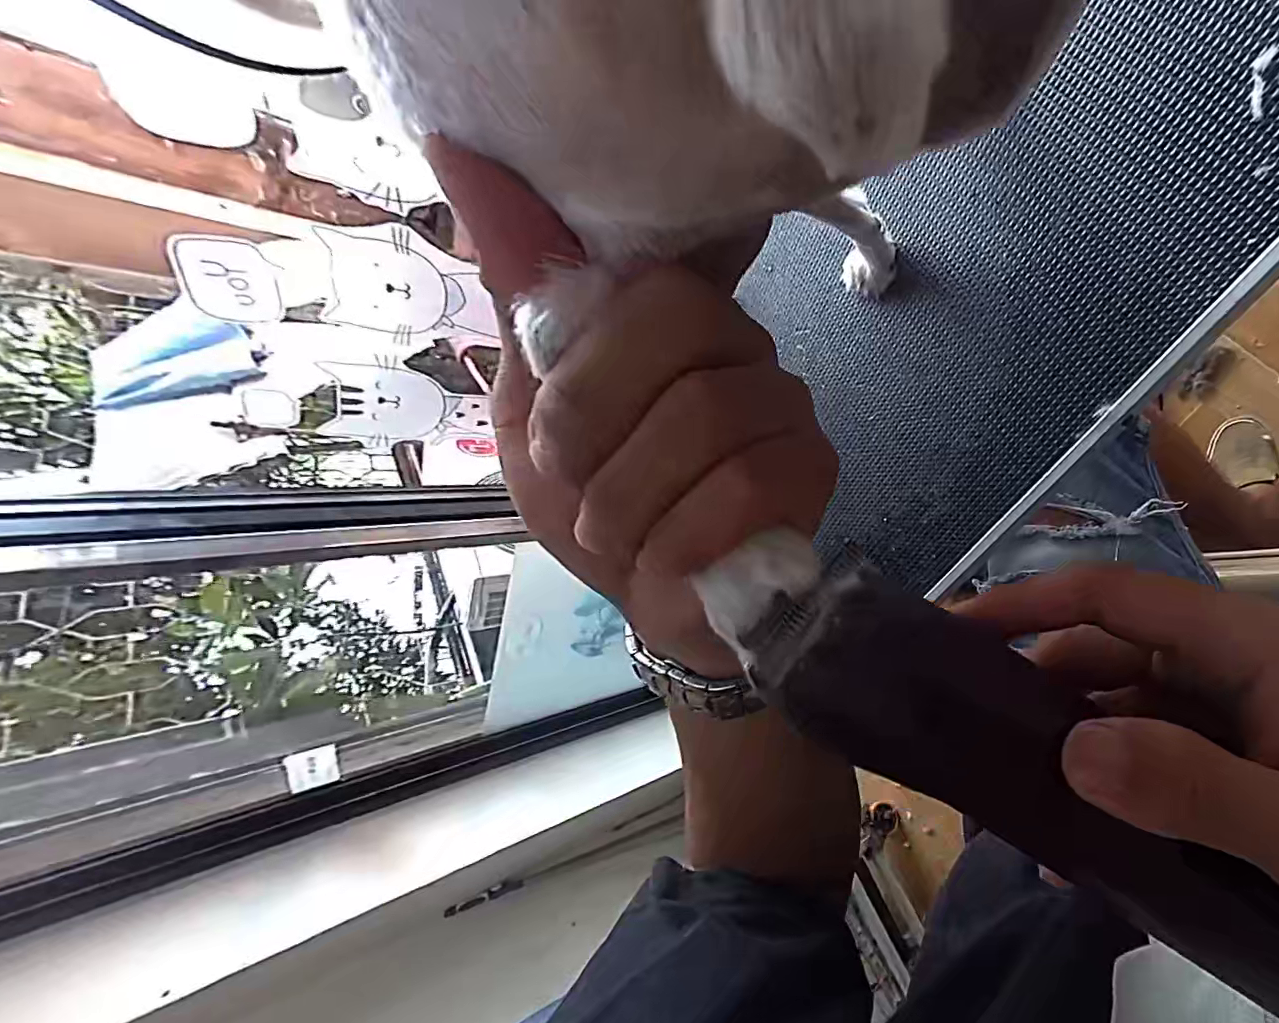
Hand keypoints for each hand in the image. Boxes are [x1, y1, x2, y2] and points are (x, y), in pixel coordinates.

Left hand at [426, 139, 836, 676]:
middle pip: (677, 325)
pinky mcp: (814, 467)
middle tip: (573, 486)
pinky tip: (668, 560)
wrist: (665, 604)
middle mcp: (745, 347)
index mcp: (678, 325)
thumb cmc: (600, 511)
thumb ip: (525, 313)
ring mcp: (788, 405)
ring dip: (630, 494)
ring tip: (616, 535)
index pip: (649, 277)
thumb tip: (464, 162)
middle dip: (593, 421)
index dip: (587, 361)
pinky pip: (745, 483)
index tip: (558, 441)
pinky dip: (682, 533)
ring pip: (706, 412)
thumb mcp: (533, 417)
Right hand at [956, 564, 1278, 983]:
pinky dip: (1104, 789)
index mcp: (1245, 646)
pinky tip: (1079, 848)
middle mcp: (1226, 665)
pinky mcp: (1233, 759)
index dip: (1026, 603)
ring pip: (1116, 710)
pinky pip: (1146, 758)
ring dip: (1063, 752)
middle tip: (971, 748)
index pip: (1111, 597)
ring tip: (1013, 815)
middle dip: (1031, 693)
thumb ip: (1197, 789)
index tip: (954, 629)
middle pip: (1101, 653)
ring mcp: (1229, 714)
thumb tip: (1073, 751)